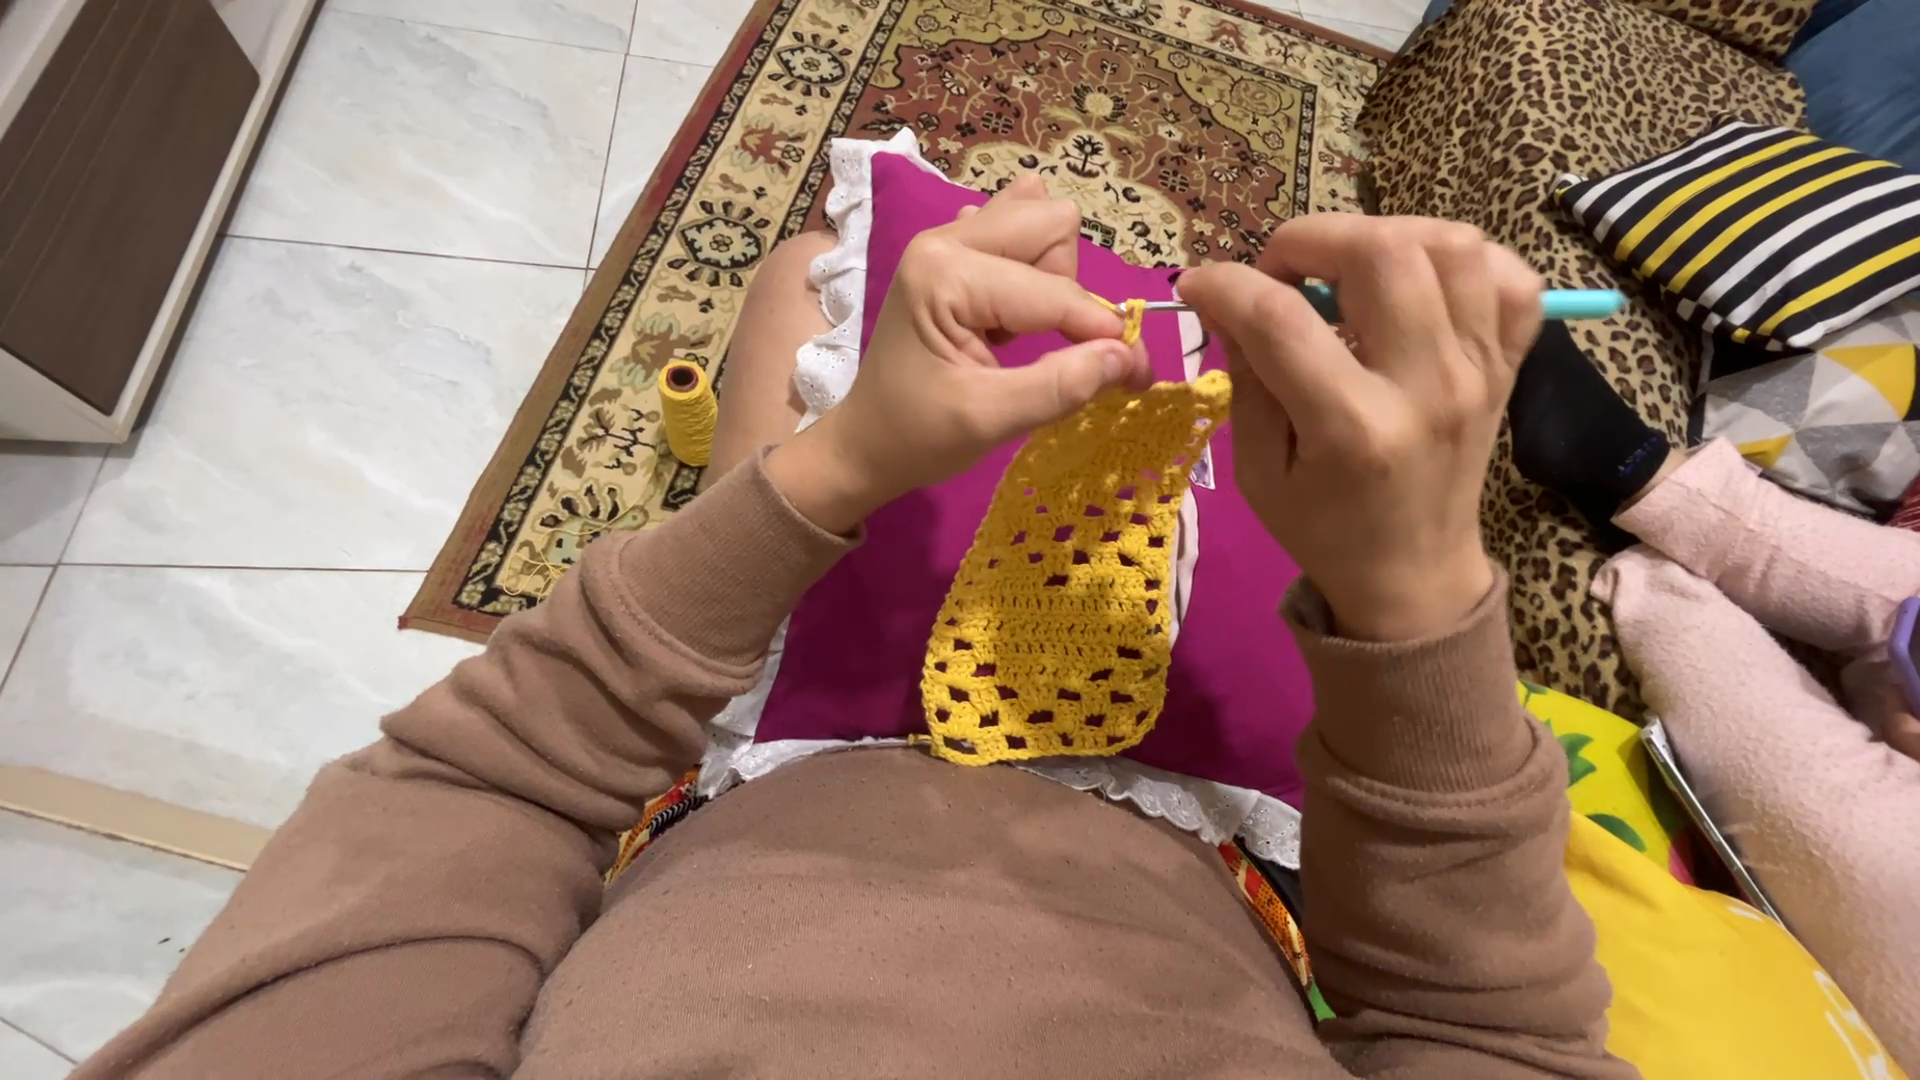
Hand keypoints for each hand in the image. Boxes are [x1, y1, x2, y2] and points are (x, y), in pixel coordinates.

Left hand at [767, 177, 1150, 532]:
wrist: (865, 445)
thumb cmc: (917, 437)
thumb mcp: (990, 421)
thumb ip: (1062, 386)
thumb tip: (1129, 356)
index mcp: (946, 274)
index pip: (1054, 292)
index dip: (1104, 333)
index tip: (1135, 376)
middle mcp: (945, 240)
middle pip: (1053, 225)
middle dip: (1070, 291)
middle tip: (1048, 347)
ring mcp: (947, 241)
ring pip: (1040, 224)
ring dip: (1052, 280)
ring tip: (1017, 334)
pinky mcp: (952, 255)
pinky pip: (1016, 236)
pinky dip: (1030, 273)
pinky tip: (1005, 313)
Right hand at [1178, 215, 1543, 640]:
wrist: (1413, 576)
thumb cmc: (1320, 530)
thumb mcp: (1259, 471)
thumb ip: (1247, 383)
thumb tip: (1231, 305)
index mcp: (1351, 427)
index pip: (1281, 320)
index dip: (1226, 286)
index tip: (1196, 286)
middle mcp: (1426, 386)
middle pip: (1381, 252)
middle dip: (1308, 239)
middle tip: (1276, 272)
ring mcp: (1480, 370)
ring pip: (1450, 244)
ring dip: (1379, 237)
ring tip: (1340, 270)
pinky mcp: (1508, 365)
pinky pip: (1506, 276)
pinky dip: (1455, 260)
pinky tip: (1411, 286)